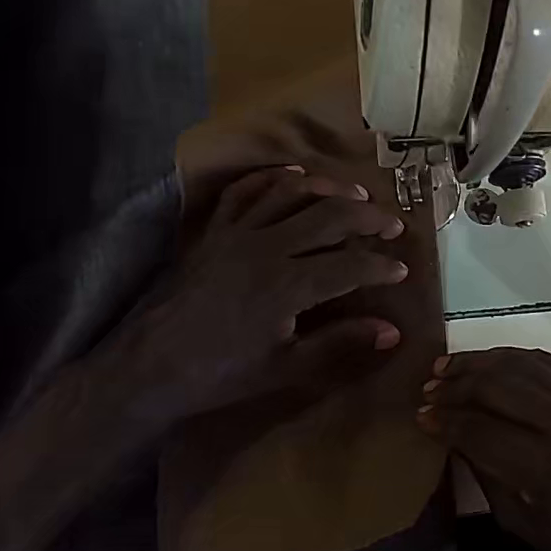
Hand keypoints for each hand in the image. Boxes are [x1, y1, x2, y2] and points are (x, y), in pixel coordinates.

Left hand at [97, 165, 409, 430]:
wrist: (147, 368)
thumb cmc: (220, 374)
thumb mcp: (286, 368)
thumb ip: (340, 344)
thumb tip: (391, 331)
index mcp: (288, 285)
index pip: (351, 265)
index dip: (382, 266)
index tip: (402, 270)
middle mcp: (267, 248)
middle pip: (330, 216)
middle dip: (369, 217)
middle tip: (393, 224)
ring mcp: (237, 234)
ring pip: (292, 193)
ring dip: (330, 188)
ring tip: (356, 194)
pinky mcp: (214, 231)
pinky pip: (246, 192)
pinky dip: (273, 178)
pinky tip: (295, 176)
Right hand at [418, 348, 550, 550]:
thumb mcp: (517, 518)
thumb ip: (482, 467)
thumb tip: (448, 428)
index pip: (482, 429)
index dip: (446, 420)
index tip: (421, 415)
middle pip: (499, 387)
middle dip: (456, 386)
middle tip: (428, 388)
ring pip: (520, 364)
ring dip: (478, 363)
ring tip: (447, 368)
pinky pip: (544, 362)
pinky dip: (510, 359)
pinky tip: (486, 364)